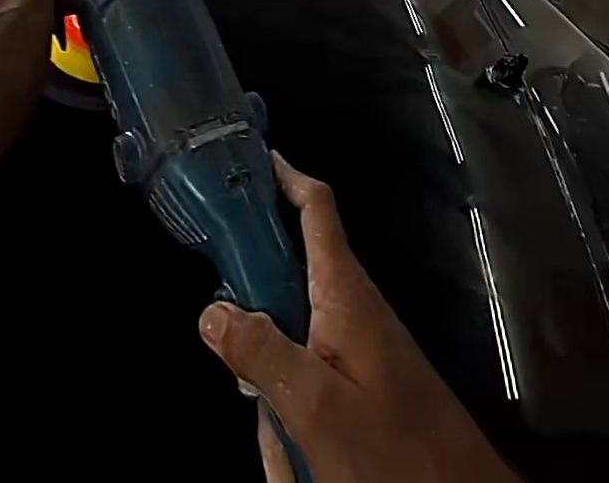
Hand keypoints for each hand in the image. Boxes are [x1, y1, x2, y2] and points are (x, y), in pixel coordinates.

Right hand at [199, 156, 515, 482]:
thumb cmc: (396, 450)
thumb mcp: (316, 406)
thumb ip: (262, 353)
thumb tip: (211, 313)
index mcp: (343, 289)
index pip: (316, 208)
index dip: (286, 176)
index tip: (254, 158)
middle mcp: (349, 303)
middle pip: (287, 266)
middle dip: (253, 295)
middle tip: (226, 323)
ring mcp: (353, 339)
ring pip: (288, 326)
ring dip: (268, 367)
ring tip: (272, 418)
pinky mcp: (356, 373)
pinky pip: (304, 365)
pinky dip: (287, 397)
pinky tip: (291, 447)